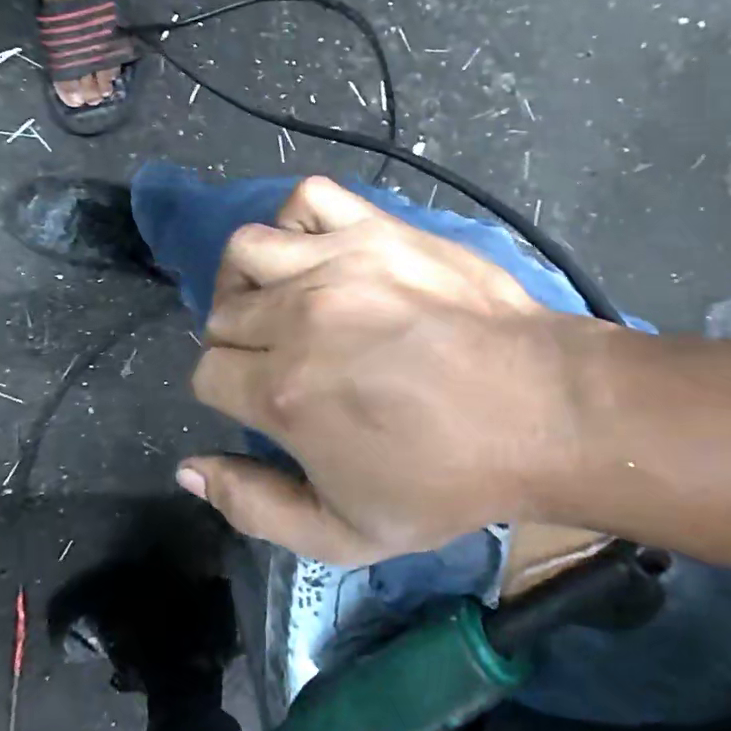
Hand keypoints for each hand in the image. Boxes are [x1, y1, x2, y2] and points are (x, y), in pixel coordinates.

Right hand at [180, 177, 597, 565]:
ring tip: (284, 301)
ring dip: (250, 281)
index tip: (263, 403)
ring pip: (244, 250)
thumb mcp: (344, 532)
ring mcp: (336, 264)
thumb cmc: (446, 479)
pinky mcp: (376, 231)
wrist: (544, 411)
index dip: (227, 392)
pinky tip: (316, 253)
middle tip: (283, 360)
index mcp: (281, 393)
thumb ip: (251, 507)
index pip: (206, 373)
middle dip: (239, 344)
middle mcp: (295, 318)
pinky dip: (297, 221)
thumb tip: (186, 470)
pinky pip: (307, 199)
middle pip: (221, 314)